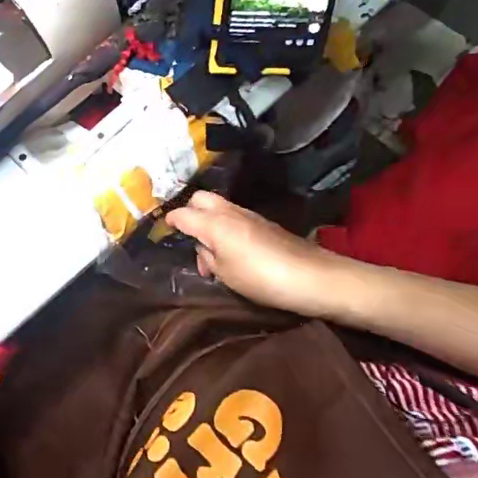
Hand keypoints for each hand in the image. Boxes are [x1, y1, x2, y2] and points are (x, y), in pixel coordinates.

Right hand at [165, 190, 373, 319]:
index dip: (169, 222)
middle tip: (189, 236)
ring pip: (219, 206)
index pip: (181, 214)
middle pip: (200, 199)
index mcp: (212, 223)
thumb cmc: (261, 278)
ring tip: (212, 250)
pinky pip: (235, 216)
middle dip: (190, 212)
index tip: (164, 231)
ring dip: (209, 221)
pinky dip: (226, 226)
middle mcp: (228, 211)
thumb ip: (207, 256)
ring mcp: (249, 214)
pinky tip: (232, 249)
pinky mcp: (265, 223)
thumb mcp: (224, 274)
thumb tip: (203, 247)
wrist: (313, 277)